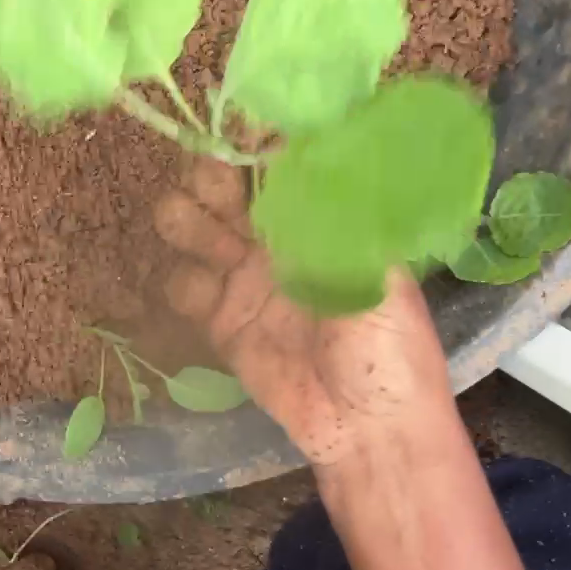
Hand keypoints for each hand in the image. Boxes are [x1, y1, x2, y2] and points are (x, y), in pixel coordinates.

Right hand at [155, 162, 456, 469]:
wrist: (366, 430)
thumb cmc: (388, 349)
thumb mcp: (371, 278)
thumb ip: (328, 222)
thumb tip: (292, 158)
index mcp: (319, 222)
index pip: (275, 168)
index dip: (250, 149)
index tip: (235, 140)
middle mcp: (276, 243)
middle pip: (223, 192)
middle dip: (209, 181)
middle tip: (214, 191)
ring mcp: (243, 282)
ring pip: (194, 232)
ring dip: (188, 225)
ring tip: (211, 244)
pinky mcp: (219, 323)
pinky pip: (184, 289)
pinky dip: (183, 284)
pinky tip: (206, 295)